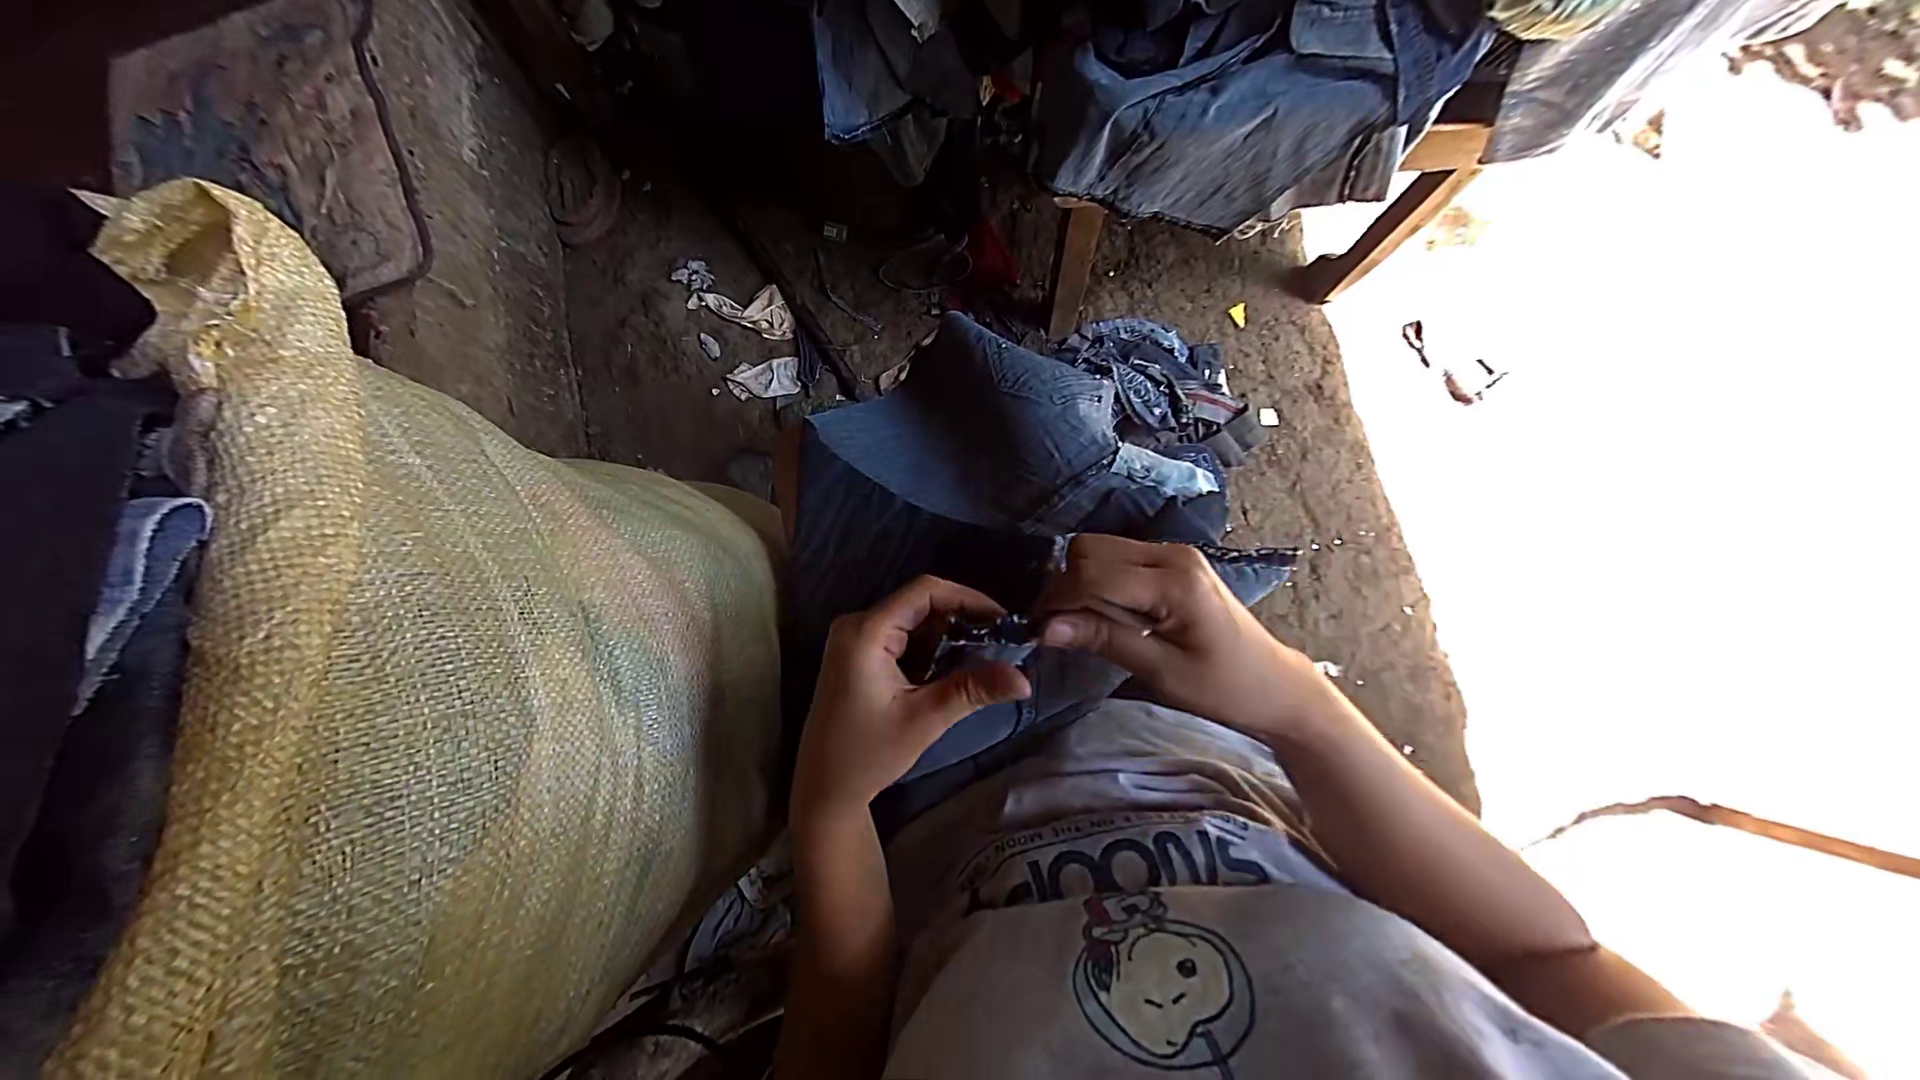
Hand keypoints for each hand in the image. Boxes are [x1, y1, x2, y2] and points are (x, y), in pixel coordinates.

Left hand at [793, 576, 1032, 825]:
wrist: (824, 789)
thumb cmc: (867, 754)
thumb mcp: (924, 719)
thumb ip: (972, 690)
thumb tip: (1024, 679)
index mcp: (865, 632)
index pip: (924, 591)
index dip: (967, 598)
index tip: (1002, 620)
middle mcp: (856, 624)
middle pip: (919, 602)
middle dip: (962, 618)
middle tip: (1000, 640)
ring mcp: (855, 638)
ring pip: (913, 618)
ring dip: (948, 633)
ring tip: (985, 653)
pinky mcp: (859, 653)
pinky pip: (902, 634)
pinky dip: (930, 645)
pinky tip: (954, 665)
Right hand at [1036, 534, 1357, 742]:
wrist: (1273, 683)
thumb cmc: (1223, 687)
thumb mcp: (1161, 671)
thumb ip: (1103, 638)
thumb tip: (1045, 627)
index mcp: (1175, 582)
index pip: (1093, 574)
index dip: (1058, 600)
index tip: (1039, 630)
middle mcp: (1171, 554)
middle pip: (1089, 549)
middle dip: (1066, 585)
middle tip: (1062, 627)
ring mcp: (1172, 553)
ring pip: (1097, 548)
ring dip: (1079, 581)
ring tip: (1085, 622)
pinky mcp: (1170, 561)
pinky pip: (1115, 557)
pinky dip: (1097, 580)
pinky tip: (1106, 612)